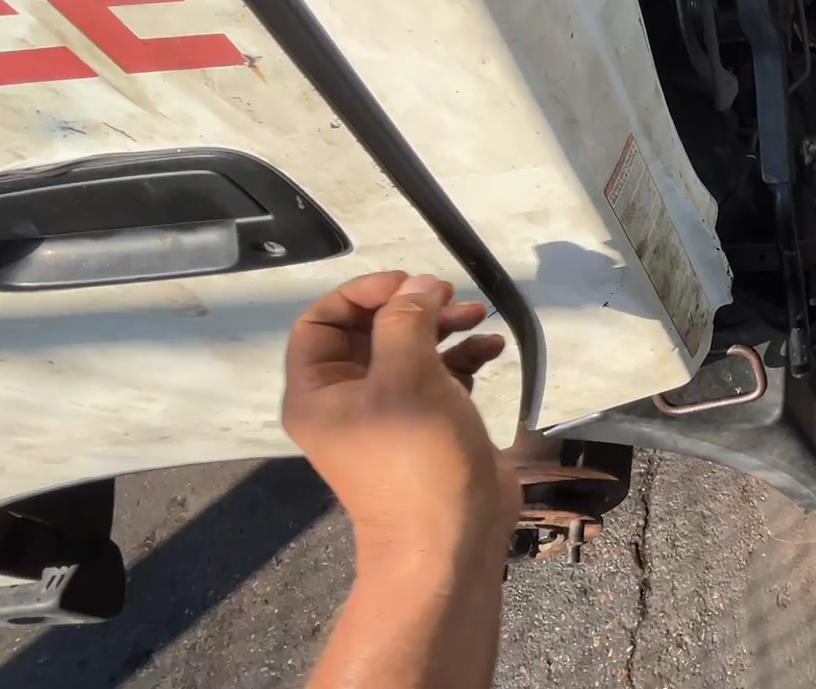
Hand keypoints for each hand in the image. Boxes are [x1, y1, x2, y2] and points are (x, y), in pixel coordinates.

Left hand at [283, 271, 519, 571]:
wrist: (450, 533)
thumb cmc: (416, 454)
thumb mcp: (407, 379)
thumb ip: (407, 323)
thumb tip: (419, 284)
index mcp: (321, 391)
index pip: (323, 321)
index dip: (363, 293)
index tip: (411, 283)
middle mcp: (351, 397)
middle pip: (374, 330)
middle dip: (414, 307)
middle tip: (453, 296)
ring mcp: (394, 409)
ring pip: (414, 348)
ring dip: (446, 326)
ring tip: (479, 316)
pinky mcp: (433, 419)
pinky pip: (444, 372)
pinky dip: (467, 355)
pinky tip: (493, 349)